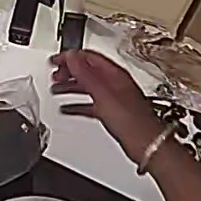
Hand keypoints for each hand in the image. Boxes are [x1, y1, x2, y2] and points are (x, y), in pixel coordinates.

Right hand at [50, 50, 165, 165]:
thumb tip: (72, 57)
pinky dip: (77, 104)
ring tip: (56, 88)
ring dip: (71, 86)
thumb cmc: (133, 120)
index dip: (70, 57)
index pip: (89, 57)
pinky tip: (68, 108)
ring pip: (88, 87)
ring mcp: (113, 98)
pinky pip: (90, 104)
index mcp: (115, 75)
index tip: (55, 60)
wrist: (147, 144)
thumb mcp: (104, 95)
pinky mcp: (112, 113)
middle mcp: (114, 84)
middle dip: (69, 71)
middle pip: (87, 71)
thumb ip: (86, 75)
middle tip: (54, 74)